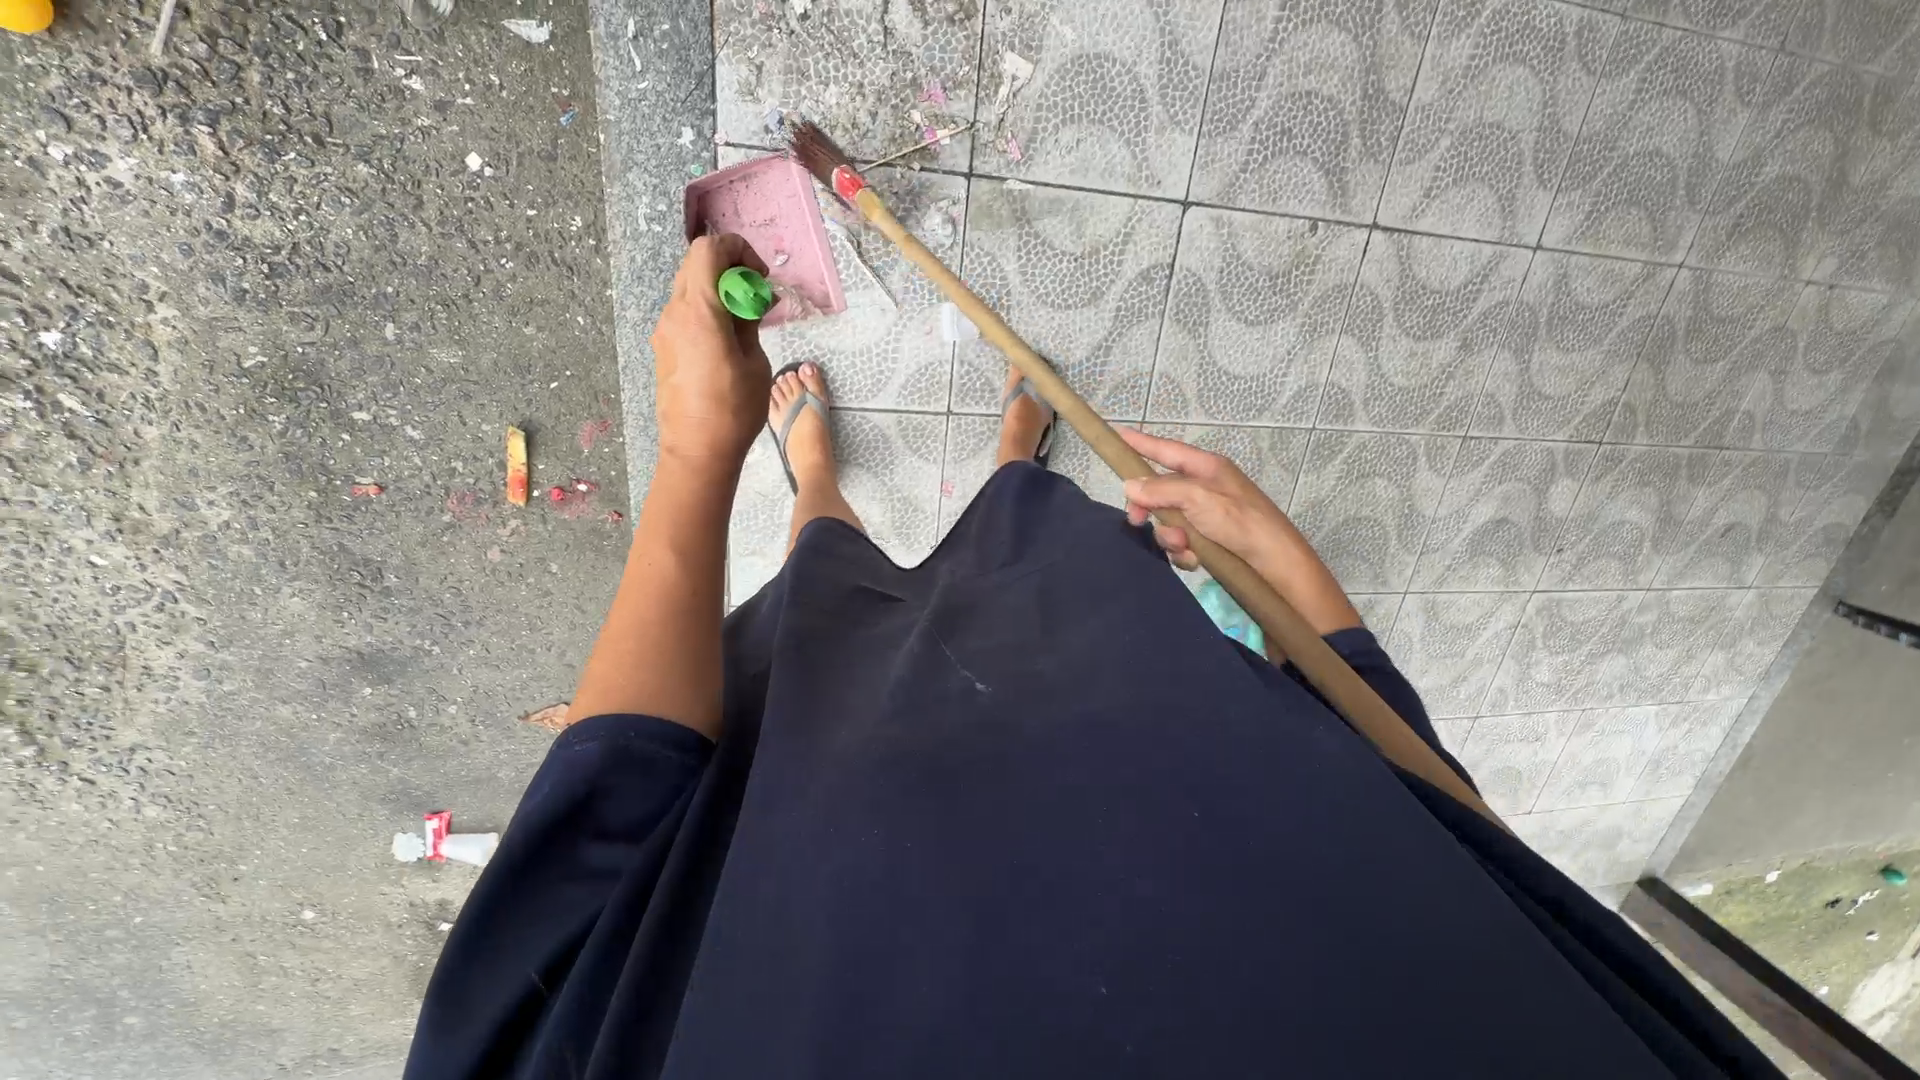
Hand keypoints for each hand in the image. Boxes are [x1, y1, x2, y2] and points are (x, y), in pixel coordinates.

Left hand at [651, 234, 771, 469]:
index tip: (759, 276)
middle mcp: (674, 313)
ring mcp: (664, 331)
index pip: (709, 250)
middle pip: (696, 263)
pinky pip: (685, 312)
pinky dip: (707, 310)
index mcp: (699, 311)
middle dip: (729, 268)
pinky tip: (728, 338)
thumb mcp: (755, 362)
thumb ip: (749, 321)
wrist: (697, 451)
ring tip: (745, 319)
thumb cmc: (733, 411)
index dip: (738, 250)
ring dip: (718, 290)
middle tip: (755, 295)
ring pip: (689, 287)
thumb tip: (751, 299)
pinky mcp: (664, 348)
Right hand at [1118, 427, 1292, 571]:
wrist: (1274, 563)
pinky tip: (1195, 559)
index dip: (1141, 442)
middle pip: (1161, 491)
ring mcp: (1207, 516)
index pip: (1166, 450)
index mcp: (1206, 468)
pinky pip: (1182, 542)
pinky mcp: (1209, 540)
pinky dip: (1184, 552)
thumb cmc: (1240, 521)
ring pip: (1168, 521)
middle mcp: (1205, 488)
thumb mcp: (1198, 499)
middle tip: (1136, 520)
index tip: (1118, 434)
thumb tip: (1130, 485)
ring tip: (1184, 546)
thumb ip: (1161, 490)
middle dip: (1149, 508)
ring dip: (1170, 536)